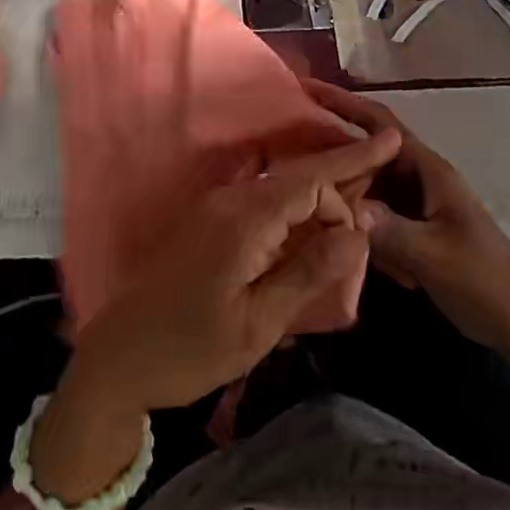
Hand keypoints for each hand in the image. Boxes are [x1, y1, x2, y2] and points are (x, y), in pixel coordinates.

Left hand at [66, 127, 400, 413]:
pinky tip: (311, 223)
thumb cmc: (190, 349)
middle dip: (340, 173)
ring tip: (354, 203)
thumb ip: (309, 272)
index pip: (311, 180)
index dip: (352, 167)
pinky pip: (262, 202)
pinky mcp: (207, 225)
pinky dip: (294, 207)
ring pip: (280, 187)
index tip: (391, 150)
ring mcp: (214, 210)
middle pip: (297, 176)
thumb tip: (357, 232)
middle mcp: (230, 201)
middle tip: (377, 177)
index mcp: (245, 219)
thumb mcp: (258, 323)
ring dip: (318, 191)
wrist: (118, 358)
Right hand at [303, 79, 509, 349]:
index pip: (380, 125)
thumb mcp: (436, 256)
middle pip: (366, 151)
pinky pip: (371, 213)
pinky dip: (349, 214)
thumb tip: (346, 207)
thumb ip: (392, 231)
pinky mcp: (409, 231)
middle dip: (330, 142)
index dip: (345, 103)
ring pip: (366, 183)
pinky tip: (321, 223)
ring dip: (336, 182)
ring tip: (292, 181)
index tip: (307, 89)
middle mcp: (417, 181)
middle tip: (282, 142)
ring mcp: (412, 207)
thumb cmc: (484, 280)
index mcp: (428, 171)